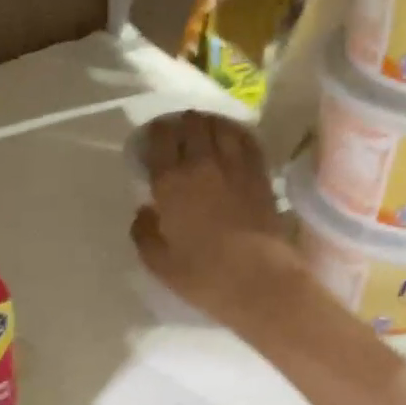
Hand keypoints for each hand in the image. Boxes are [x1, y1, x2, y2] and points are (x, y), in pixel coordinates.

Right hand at [130, 111, 304, 326]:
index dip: (156, 131)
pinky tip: (233, 138)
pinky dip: (236, 133)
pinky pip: (247, 141)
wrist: (261, 282)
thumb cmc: (203, 276)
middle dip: (182, 123)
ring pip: (221, 127)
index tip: (153, 137)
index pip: (161, 138)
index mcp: (171, 182)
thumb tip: (144, 211)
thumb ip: (144, 232)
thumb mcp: (159, 263)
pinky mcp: (260, 176)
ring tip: (204, 129)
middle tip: (177, 132)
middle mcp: (202, 165)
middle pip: (192, 125)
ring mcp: (235, 167)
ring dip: (209, 123)